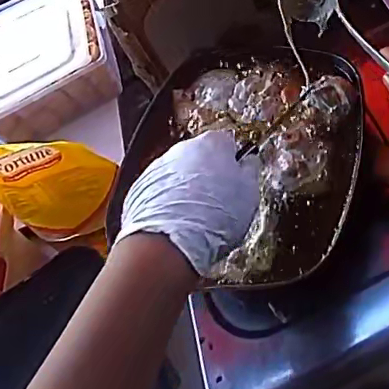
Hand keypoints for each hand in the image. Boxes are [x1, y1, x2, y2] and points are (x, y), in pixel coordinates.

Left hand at [116, 130, 257, 275]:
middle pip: (201, 156)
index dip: (233, 162)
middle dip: (209, 174)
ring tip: (195, 218)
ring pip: (179, 174)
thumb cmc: (214, 217)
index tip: (236, 180)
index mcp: (213, 142)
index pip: (228, 142)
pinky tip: (176, 223)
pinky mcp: (138, 190)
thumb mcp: (249, 193)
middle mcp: (183, 148)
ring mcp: (158, 168)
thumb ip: (250, 170)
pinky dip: (167, 203)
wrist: (167, 245)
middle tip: (217, 202)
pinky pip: (160, 192)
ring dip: (187, 189)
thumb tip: (249, 162)